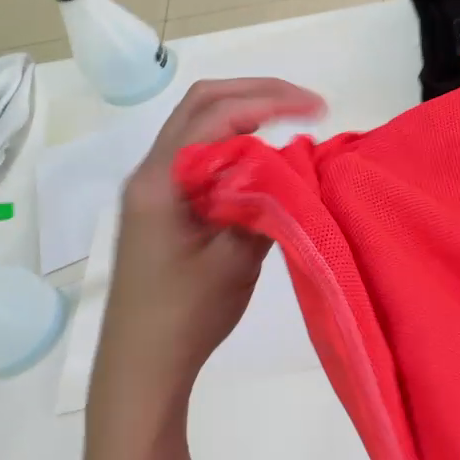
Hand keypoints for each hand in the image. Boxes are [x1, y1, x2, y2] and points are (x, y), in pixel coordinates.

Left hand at [92, 79, 326, 411]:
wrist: (141, 367)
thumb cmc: (185, 316)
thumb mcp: (236, 259)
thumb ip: (267, 203)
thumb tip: (298, 163)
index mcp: (161, 180)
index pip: (217, 115)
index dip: (271, 101)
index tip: (318, 109)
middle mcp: (151, 171)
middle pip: (203, 103)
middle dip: (259, 93)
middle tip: (308, 104)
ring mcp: (155, 185)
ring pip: (200, 123)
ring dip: (248, 112)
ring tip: (295, 120)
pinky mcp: (165, 202)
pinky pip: (202, 150)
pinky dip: (239, 139)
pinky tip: (268, 156)